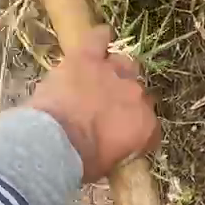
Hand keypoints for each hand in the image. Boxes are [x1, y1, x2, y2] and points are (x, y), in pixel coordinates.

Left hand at [27, 26, 159, 182]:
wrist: (53, 143)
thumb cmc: (80, 162)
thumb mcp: (107, 166)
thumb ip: (118, 149)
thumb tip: (113, 146)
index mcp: (144, 125)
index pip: (150, 125)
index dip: (137, 131)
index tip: (125, 138)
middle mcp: (135, 95)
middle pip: (138, 93)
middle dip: (125, 102)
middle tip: (106, 112)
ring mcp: (111, 72)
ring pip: (124, 64)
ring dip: (117, 72)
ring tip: (102, 81)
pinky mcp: (87, 58)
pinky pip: (98, 39)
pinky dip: (100, 38)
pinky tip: (100, 40)